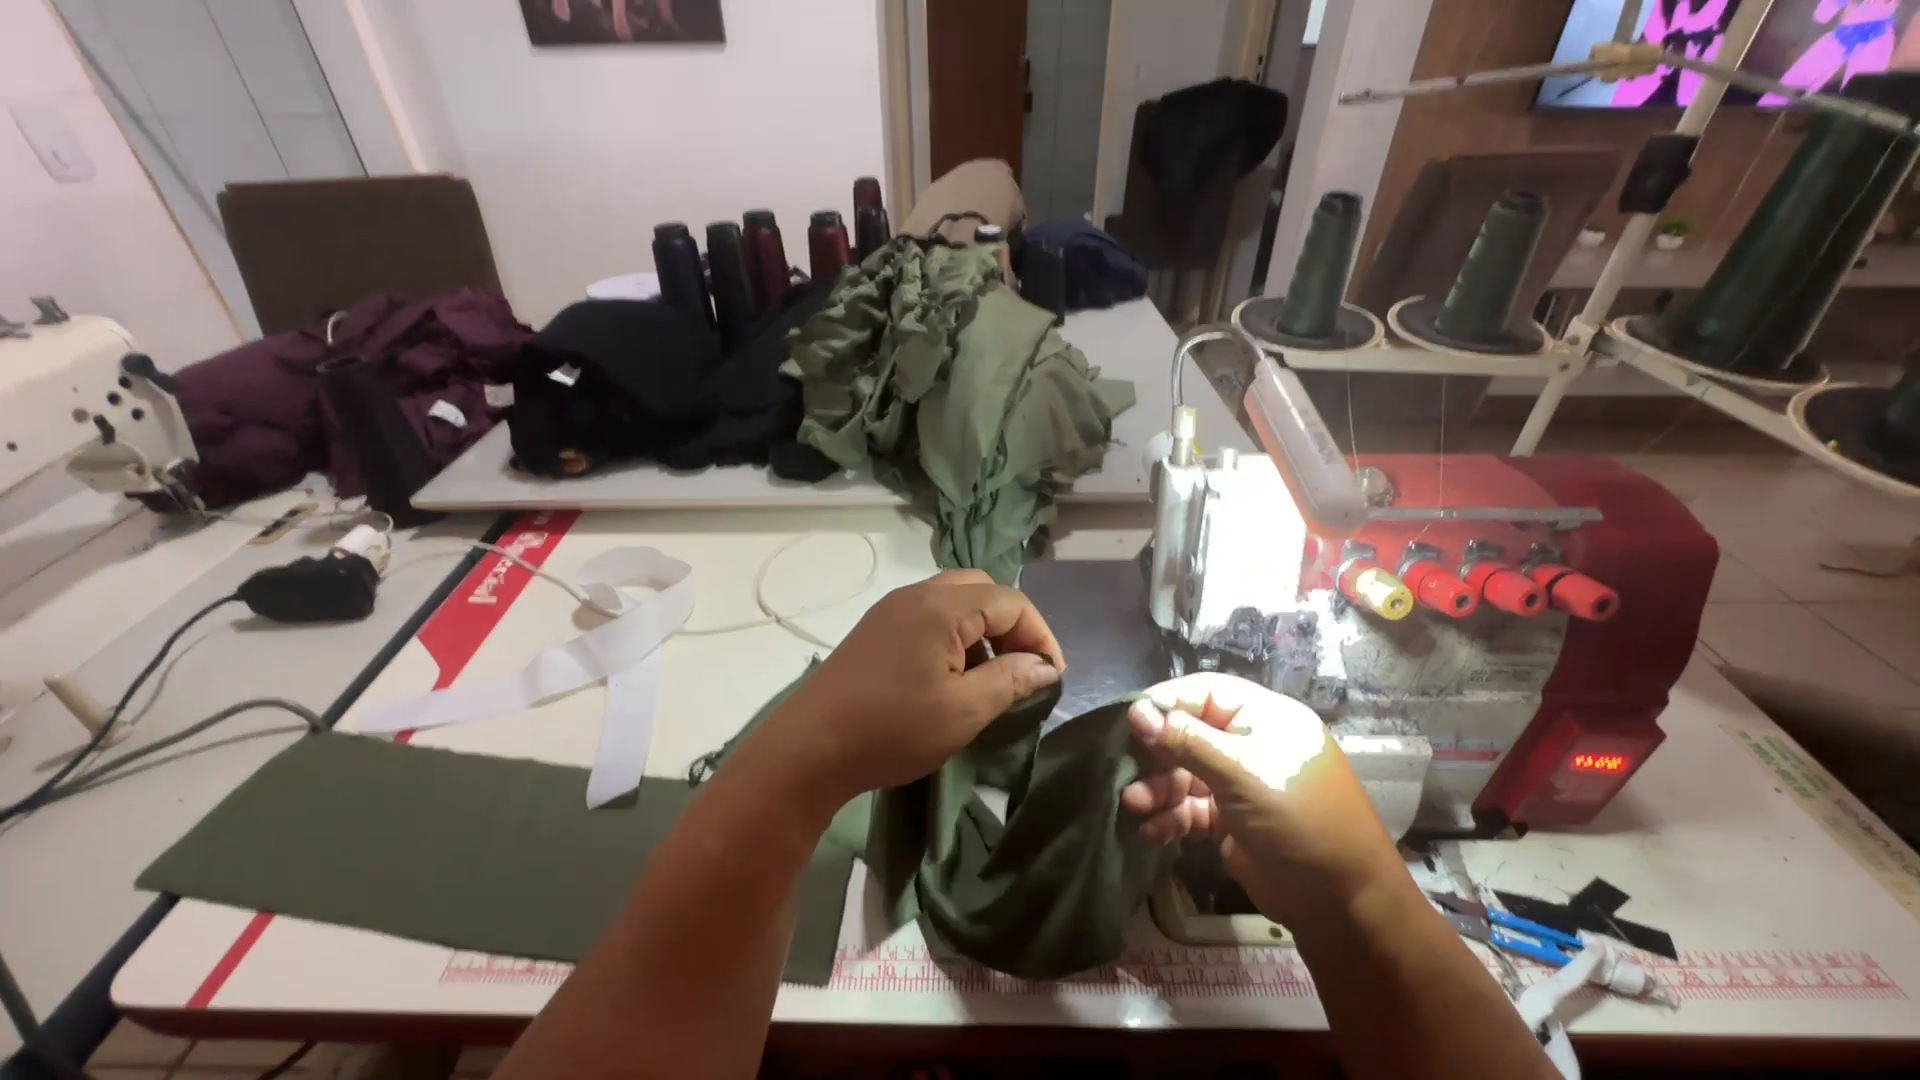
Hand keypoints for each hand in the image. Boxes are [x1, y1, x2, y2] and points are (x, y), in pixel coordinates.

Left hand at [765, 570, 1063, 803]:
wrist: (809, 749)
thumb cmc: (892, 730)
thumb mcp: (964, 710)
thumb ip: (1011, 680)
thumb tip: (1044, 667)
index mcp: (941, 607)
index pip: (1010, 600)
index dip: (1040, 635)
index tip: (1051, 677)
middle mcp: (916, 595)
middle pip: (982, 590)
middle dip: (1013, 625)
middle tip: (1024, 668)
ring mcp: (891, 610)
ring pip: (955, 601)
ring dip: (983, 629)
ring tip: (993, 675)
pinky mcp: (875, 630)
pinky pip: (929, 616)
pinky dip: (955, 635)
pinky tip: (953, 675)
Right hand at [1120, 673, 1405, 930]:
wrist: (1341, 903)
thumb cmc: (1297, 819)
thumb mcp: (1241, 772)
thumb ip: (1187, 741)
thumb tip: (1138, 712)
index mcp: (1264, 718)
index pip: (1205, 693)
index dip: (1167, 703)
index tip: (1131, 722)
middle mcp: (1251, 744)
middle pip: (1190, 733)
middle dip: (1157, 753)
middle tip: (1127, 770)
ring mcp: (1241, 783)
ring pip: (1186, 773)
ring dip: (1158, 788)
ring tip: (1134, 805)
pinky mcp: (1232, 820)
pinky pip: (1192, 807)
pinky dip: (1171, 816)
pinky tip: (1152, 831)